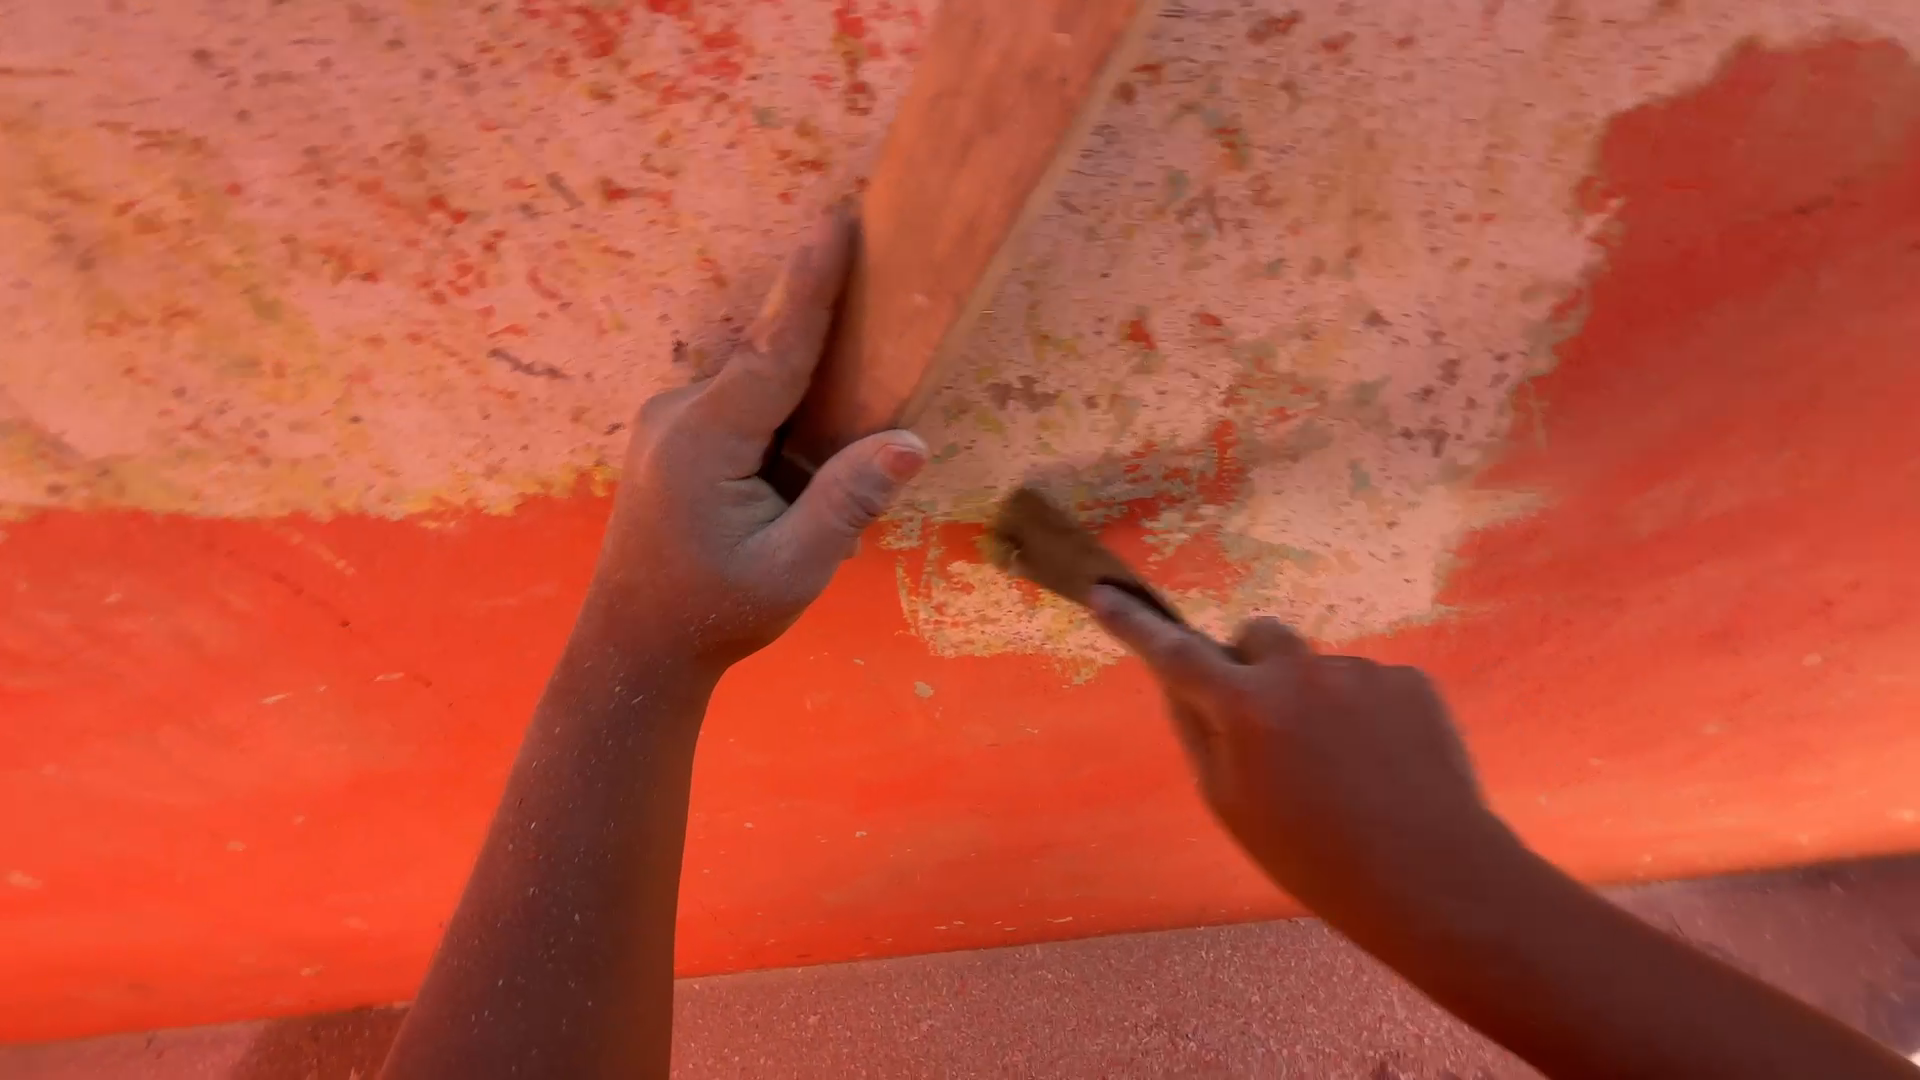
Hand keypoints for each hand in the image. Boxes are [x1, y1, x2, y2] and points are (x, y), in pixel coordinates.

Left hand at [587, 209, 927, 678]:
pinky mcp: (672, 437)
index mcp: (703, 443)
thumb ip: (847, 501)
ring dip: (803, 382)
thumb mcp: (795, 568)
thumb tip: (911, 442)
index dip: (809, 287)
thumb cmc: (717, 613)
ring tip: (845, 398)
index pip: (770, 352)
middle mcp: (676, 416)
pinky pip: (738, 403)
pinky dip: (780, 408)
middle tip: (875, 293)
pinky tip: (802, 441)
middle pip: (764, 360)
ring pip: (752, 383)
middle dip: (820, 327)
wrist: (637, 645)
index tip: (836, 222)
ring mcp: (667, 423)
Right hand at [1089, 586, 1512, 926]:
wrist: (1436, 882)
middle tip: (1270, 721)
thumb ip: (1196, 730)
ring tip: (1344, 762)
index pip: (1174, 653)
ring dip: (1313, 696)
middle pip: (1257, 635)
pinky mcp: (1410, 680)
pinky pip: (1366, 682)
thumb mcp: (1228, 802)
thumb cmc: (1311, 856)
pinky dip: (1362, 710)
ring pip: (1316, 666)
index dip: (1135, 625)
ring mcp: (1360, 671)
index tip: (1104, 595)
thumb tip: (1179, 683)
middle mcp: (1299, 673)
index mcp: (1246, 707)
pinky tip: (1383, 760)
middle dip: (1253, 664)